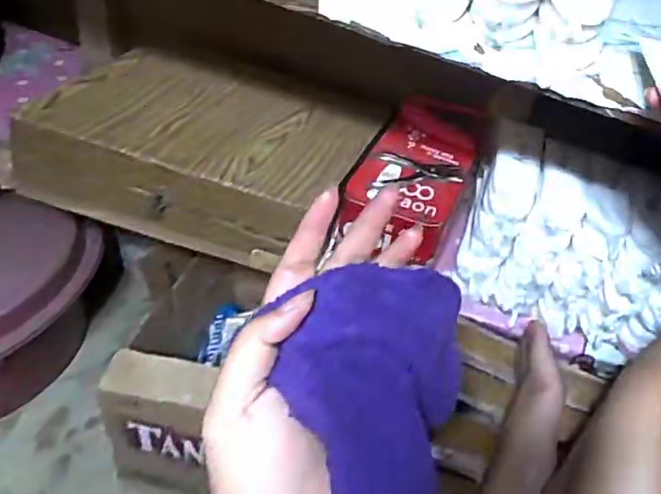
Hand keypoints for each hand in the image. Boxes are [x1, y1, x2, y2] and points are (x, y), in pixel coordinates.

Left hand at [203, 186, 423, 493]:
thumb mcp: (235, 408)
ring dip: (395, 257)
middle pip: (345, 270)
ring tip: (418, 231)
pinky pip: (397, 322)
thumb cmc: (259, 468)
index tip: (331, 194)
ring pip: (375, 290)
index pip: (297, 272)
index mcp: (282, 339)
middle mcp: (320, 336)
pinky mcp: (382, 369)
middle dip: (366, 230)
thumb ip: (258, 343)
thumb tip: (309, 286)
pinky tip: (426, 280)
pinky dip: (411, 296)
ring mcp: (353, 352)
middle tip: (394, 196)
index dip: (312, 231)